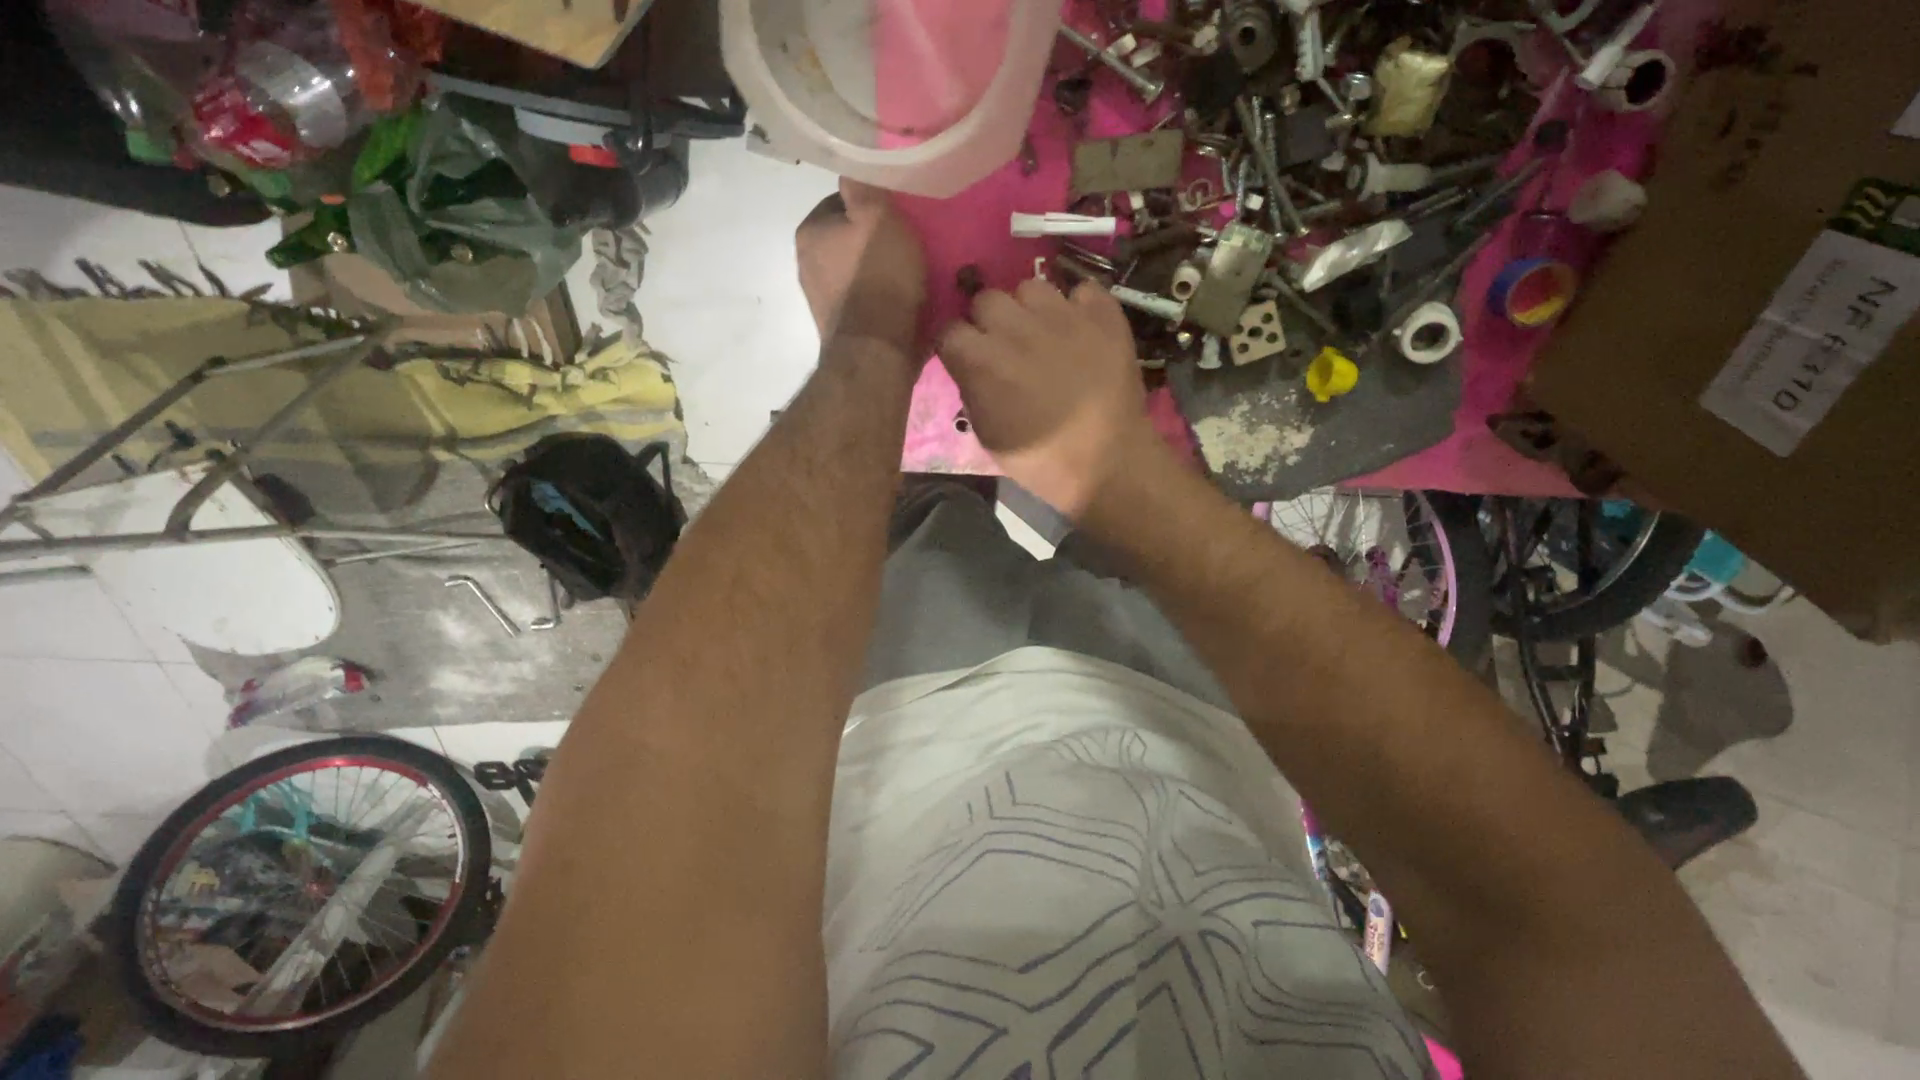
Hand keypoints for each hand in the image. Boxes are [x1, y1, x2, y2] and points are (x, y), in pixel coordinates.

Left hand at [795, 178, 927, 351]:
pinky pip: (864, 300)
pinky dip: (881, 299)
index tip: (898, 216)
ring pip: (857, 271)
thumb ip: (864, 185)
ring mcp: (821, 300)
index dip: (872, 207)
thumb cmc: (879, 277)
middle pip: (849, 238)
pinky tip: (904, 303)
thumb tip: (853, 163)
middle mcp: (805, 264)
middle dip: (875, 241)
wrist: (877, 351)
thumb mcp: (879, 216)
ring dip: (881, 272)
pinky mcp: (839, 328)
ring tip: (913, 276)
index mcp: (809, 232)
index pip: (841, 203)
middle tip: (910, 246)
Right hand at [939, 278, 1158, 517]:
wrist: (1108, 464)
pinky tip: (1082, 329)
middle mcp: (1016, 327)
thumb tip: (971, 366)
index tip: (969, 358)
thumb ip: (971, 389)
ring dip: (1031, 309)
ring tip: (1045, 334)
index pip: (950, 329)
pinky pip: (1083, 290)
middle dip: (991, 320)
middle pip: (987, 299)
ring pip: (1032, 287)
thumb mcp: (987, 435)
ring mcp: (1062, 315)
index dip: (959, 345)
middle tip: (1007, 346)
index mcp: (981, 360)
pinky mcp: (1102, 314)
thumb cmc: (1041, 460)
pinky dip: (1080, 306)